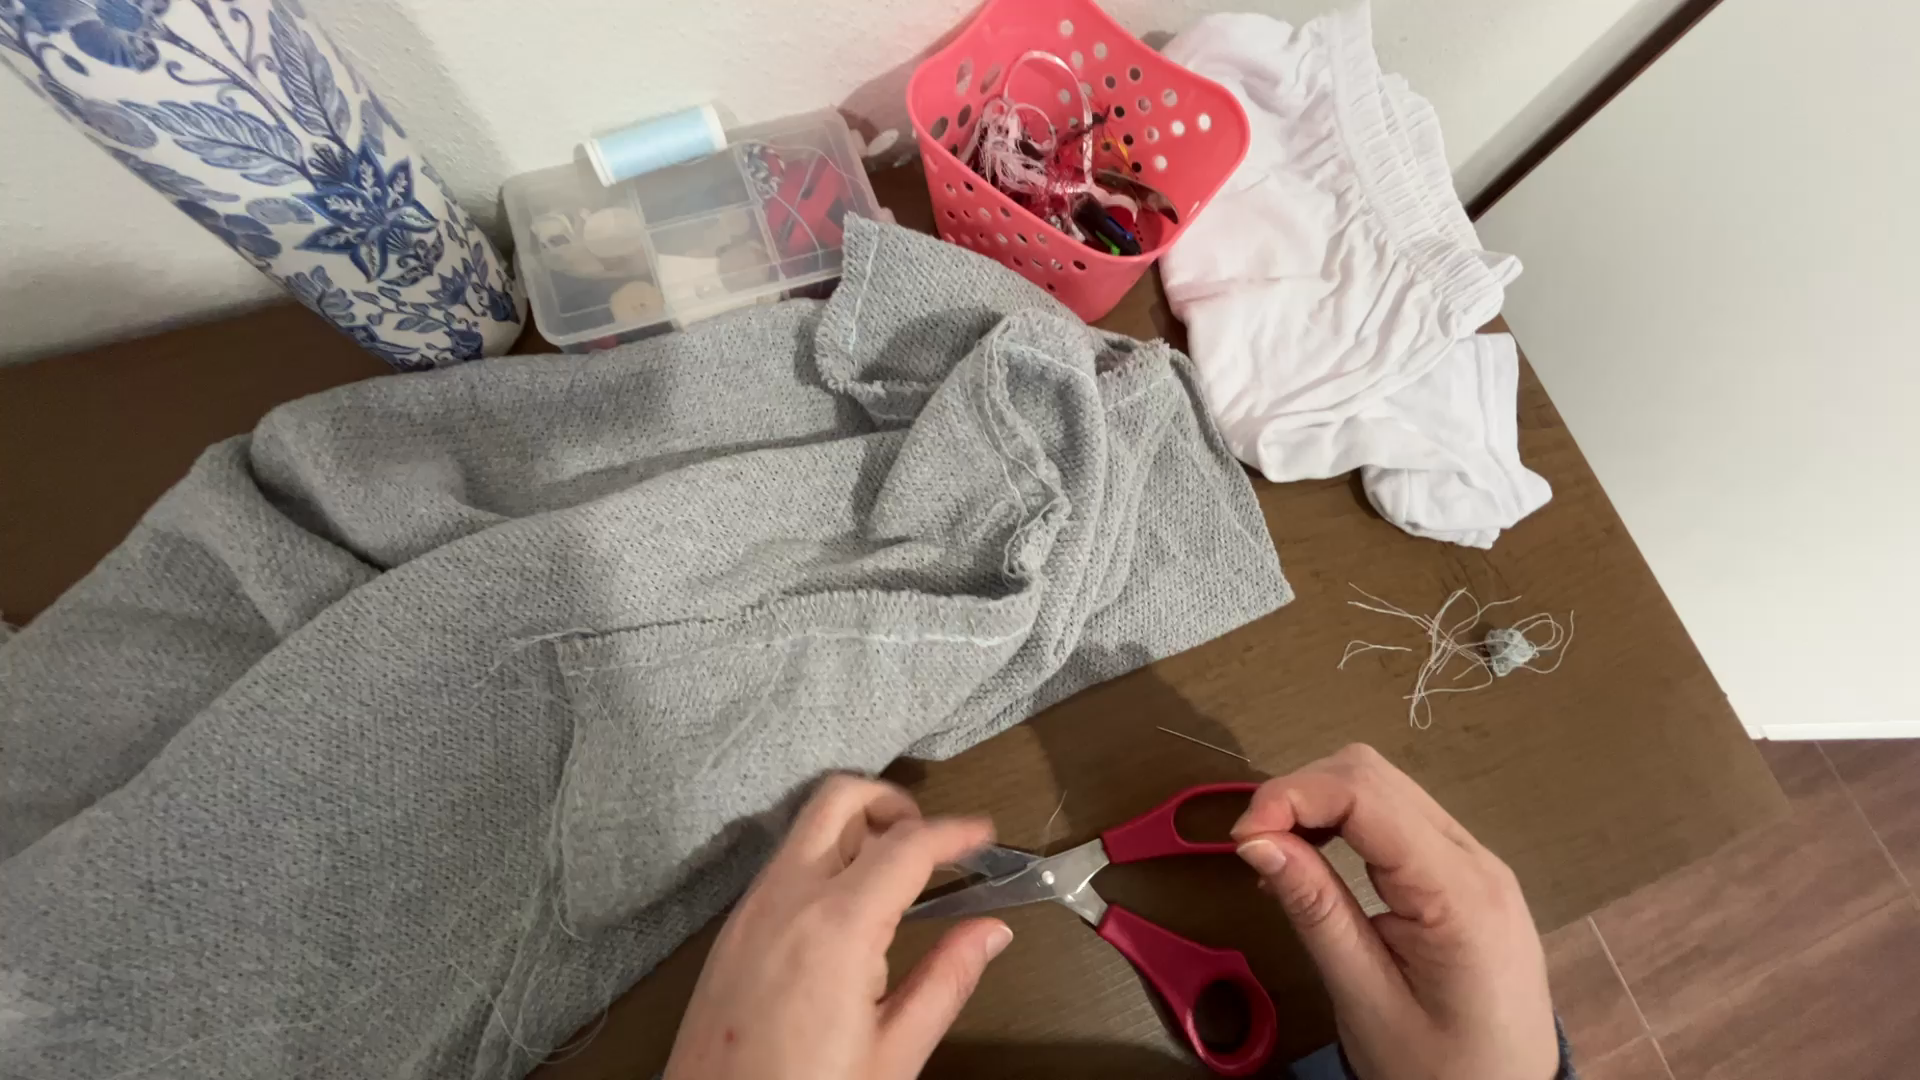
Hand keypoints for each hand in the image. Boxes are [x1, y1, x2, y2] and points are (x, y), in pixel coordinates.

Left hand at [664, 775, 1012, 1079]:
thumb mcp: (893, 1056)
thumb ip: (948, 979)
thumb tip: (990, 931)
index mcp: (836, 928)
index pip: (907, 845)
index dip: (953, 831)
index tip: (981, 833)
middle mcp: (787, 898)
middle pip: (841, 797)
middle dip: (892, 800)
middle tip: (928, 838)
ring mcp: (752, 907)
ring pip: (809, 822)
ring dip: (857, 824)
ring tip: (894, 870)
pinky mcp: (733, 926)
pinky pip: (786, 860)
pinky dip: (825, 853)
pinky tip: (848, 902)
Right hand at [1232, 744, 1557, 1079]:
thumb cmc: (1440, 1071)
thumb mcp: (1366, 1001)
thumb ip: (1314, 909)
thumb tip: (1252, 837)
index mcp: (1461, 894)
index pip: (1366, 796)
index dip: (1292, 795)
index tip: (1241, 836)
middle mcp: (1474, 857)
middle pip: (1369, 774)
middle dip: (1298, 792)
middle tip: (1254, 844)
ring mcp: (1471, 856)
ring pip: (1375, 780)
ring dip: (1314, 799)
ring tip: (1277, 848)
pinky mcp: (1457, 864)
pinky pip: (1386, 808)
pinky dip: (1335, 813)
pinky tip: (1312, 848)